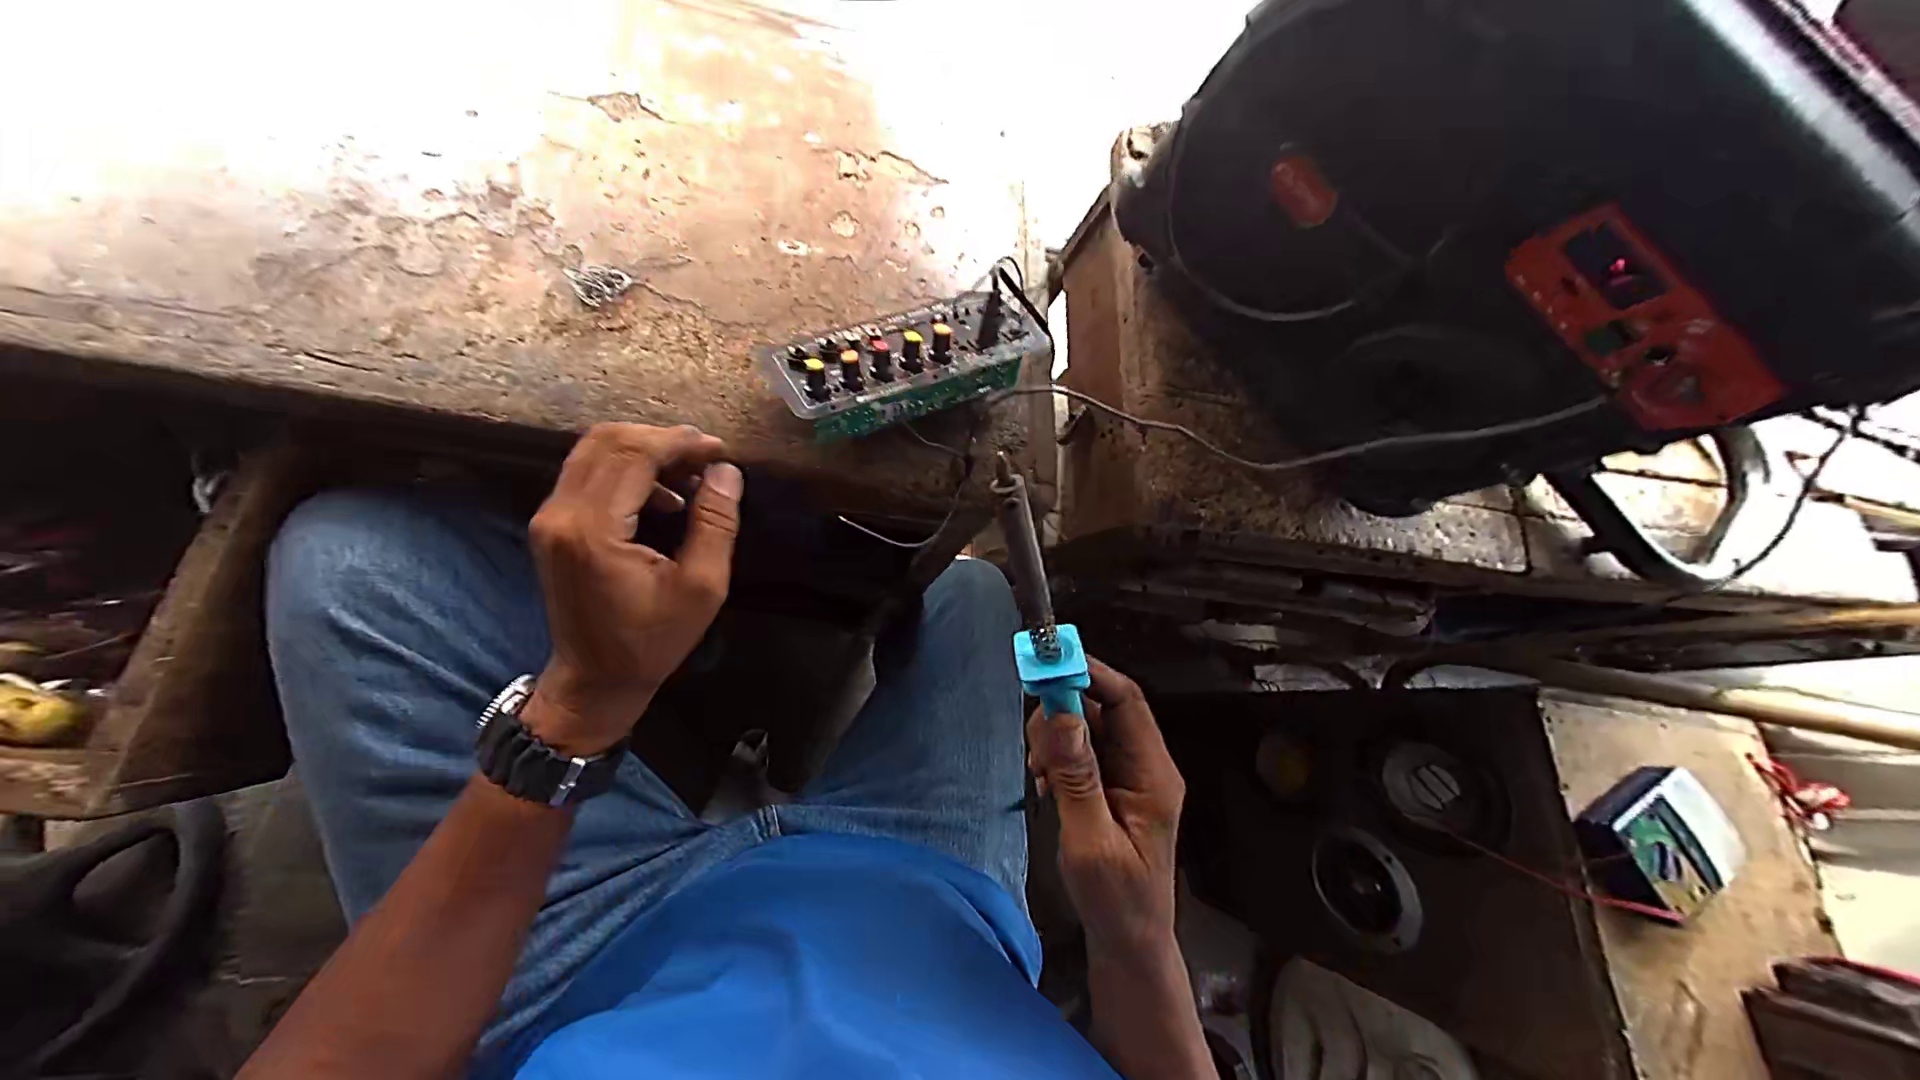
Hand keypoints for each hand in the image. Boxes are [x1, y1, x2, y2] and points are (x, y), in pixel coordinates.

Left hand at [522, 423, 742, 755]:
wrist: (595, 679)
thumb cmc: (652, 641)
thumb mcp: (702, 587)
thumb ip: (716, 524)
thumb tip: (726, 472)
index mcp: (594, 530)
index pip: (633, 454)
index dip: (680, 443)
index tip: (720, 452)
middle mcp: (560, 514)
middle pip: (608, 441)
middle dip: (663, 440)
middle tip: (706, 458)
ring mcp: (549, 517)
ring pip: (594, 451)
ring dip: (645, 451)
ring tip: (690, 473)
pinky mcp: (552, 524)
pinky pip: (588, 473)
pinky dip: (628, 469)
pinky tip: (663, 496)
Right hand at [1027, 657, 1185, 953]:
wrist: (1127, 940)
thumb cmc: (1118, 901)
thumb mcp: (1091, 842)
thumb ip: (1076, 777)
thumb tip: (1062, 715)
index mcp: (1153, 773)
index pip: (1126, 700)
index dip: (1088, 673)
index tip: (1047, 664)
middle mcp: (1143, 763)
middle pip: (1101, 706)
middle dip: (1061, 711)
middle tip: (1036, 745)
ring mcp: (1126, 772)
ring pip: (1085, 723)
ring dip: (1054, 736)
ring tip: (1041, 775)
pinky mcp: (1108, 782)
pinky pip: (1077, 747)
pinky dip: (1054, 754)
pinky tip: (1045, 783)